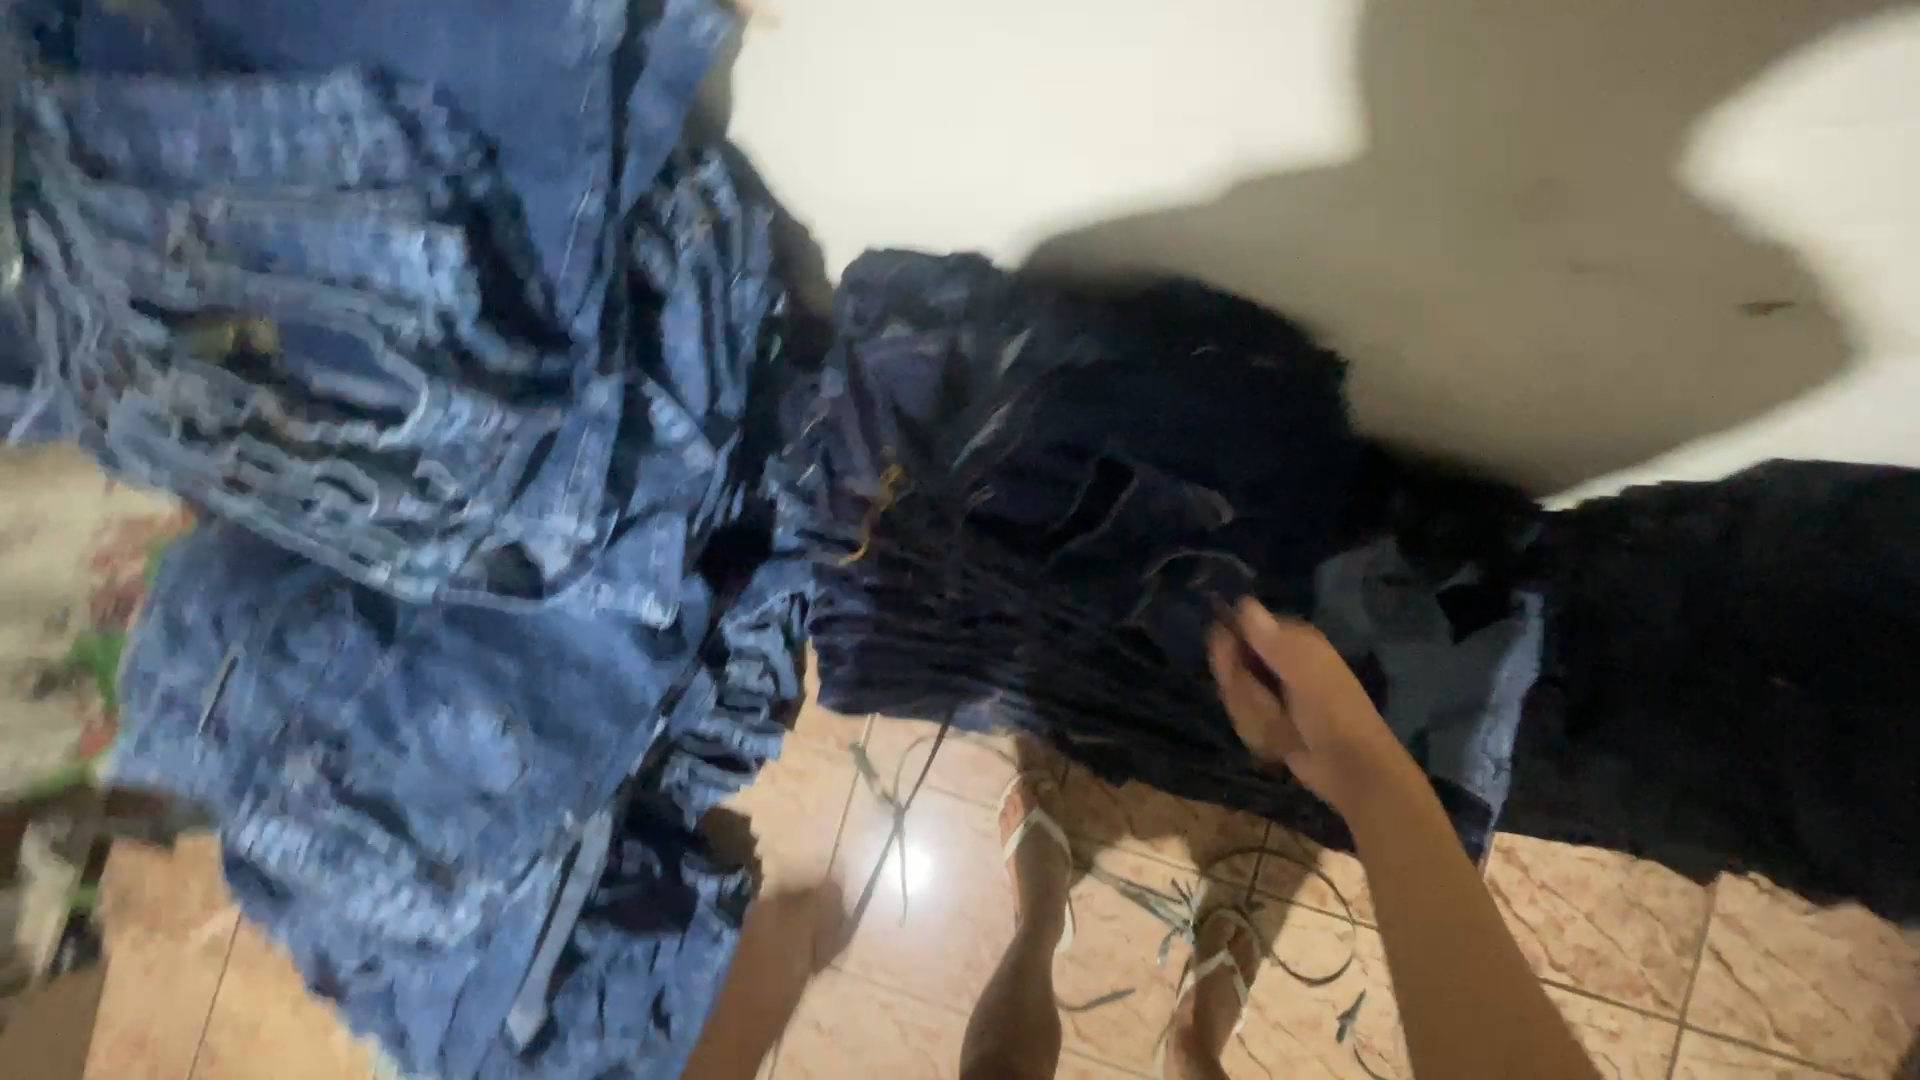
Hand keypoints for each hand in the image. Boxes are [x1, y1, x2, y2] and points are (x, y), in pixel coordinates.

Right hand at [1207, 598, 1417, 816]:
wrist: (1350, 769)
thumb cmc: (1333, 714)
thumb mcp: (1305, 673)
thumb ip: (1273, 641)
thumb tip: (1243, 603)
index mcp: (1291, 639)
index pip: (1240, 625)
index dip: (1230, 646)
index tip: (1231, 666)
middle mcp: (1277, 659)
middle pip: (1230, 664)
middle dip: (1243, 692)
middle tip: (1268, 708)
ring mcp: (1271, 691)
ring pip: (1234, 696)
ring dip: (1252, 716)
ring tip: (1281, 728)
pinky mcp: (1267, 718)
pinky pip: (1243, 718)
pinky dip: (1258, 734)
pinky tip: (1280, 743)